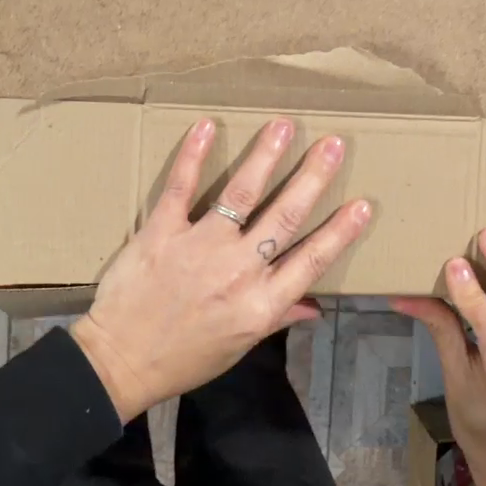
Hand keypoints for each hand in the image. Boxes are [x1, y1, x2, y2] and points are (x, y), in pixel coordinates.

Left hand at [69, 117, 371, 421]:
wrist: (122, 360)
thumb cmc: (184, 358)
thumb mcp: (239, 345)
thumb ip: (277, 317)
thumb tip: (314, 306)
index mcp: (261, 304)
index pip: (312, 261)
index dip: (340, 232)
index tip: (363, 204)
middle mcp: (238, 270)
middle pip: (285, 217)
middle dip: (312, 178)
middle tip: (333, 144)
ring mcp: (199, 246)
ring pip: (241, 194)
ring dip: (265, 157)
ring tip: (283, 126)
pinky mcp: (162, 231)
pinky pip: (181, 187)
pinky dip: (194, 154)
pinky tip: (207, 126)